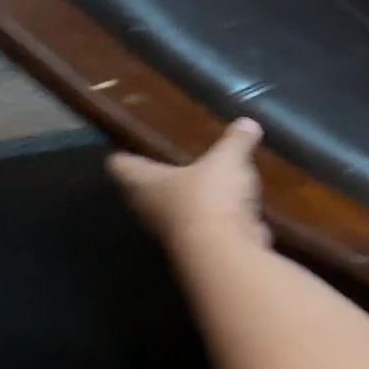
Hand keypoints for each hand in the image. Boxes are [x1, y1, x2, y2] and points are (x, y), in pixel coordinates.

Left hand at [108, 118, 270, 248]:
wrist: (223, 246)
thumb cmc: (210, 196)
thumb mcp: (227, 160)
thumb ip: (236, 141)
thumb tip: (247, 122)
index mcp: (144, 182)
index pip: (122, 165)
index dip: (124, 154)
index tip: (127, 147)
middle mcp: (148, 206)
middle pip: (143, 188)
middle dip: (156, 177)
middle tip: (174, 161)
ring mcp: (171, 227)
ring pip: (172, 207)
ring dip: (185, 197)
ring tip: (206, 180)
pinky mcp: (196, 241)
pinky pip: (200, 221)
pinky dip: (210, 213)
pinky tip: (228, 204)